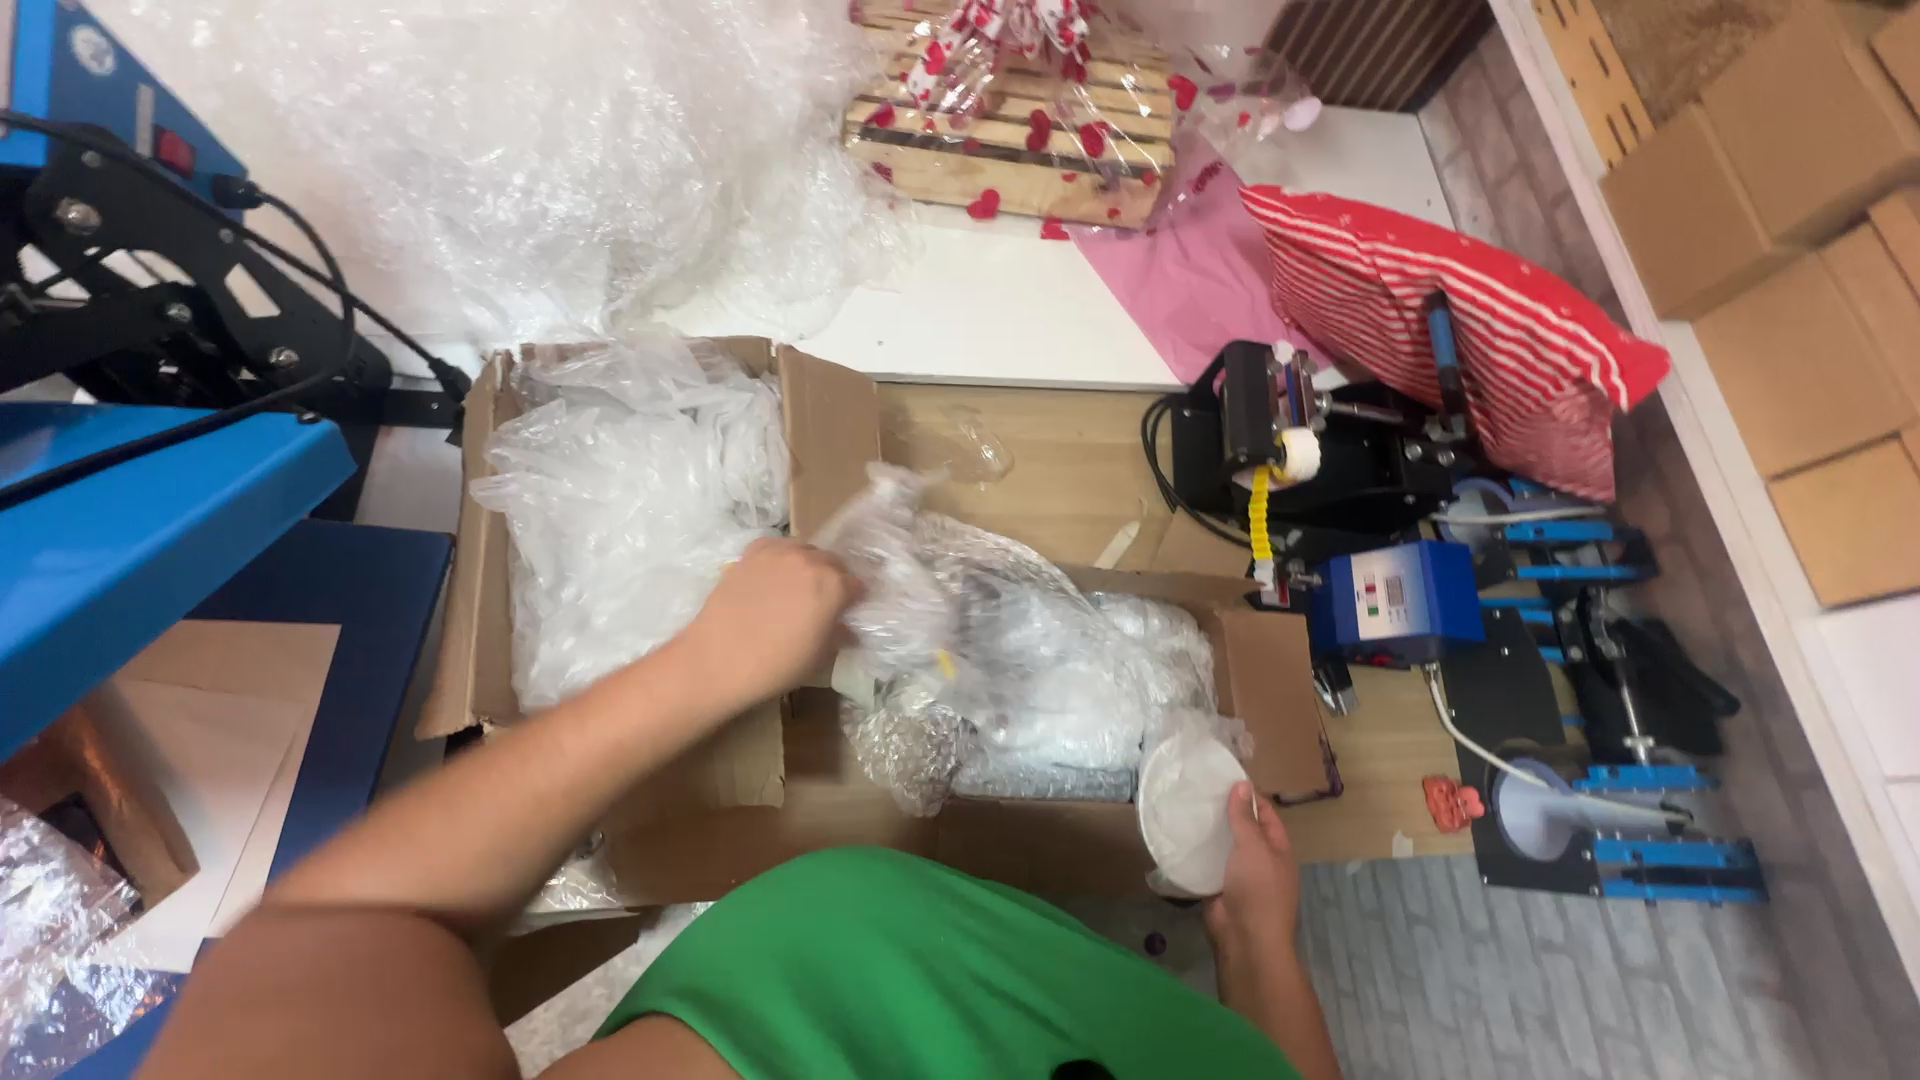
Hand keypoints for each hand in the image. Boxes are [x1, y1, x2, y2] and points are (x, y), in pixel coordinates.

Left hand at [670, 538, 859, 712]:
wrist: (718, 659)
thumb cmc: (776, 665)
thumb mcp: (818, 656)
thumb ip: (838, 636)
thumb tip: (847, 629)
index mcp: (834, 585)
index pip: (857, 585)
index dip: (854, 600)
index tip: (847, 612)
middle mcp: (810, 561)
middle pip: (833, 562)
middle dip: (834, 579)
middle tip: (824, 601)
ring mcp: (779, 553)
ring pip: (806, 549)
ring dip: (809, 564)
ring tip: (799, 584)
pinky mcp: (751, 553)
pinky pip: (776, 545)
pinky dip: (781, 556)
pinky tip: (774, 573)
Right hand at [1203, 781, 1301, 960]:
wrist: (1245, 939)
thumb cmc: (1258, 890)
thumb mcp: (1254, 848)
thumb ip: (1245, 817)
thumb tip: (1242, 785)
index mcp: (1278, 849)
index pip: (1266, 813)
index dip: (1249, 795)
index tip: (1224, 778)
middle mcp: (1260, 859)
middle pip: (1243, 828)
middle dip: (1225, 811)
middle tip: (1199, 789)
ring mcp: (1239, 874)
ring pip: (1224, 845)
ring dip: (1209, 830)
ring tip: (1185, 806)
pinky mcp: (1218, 885)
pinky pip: (1208, 862)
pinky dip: (1197, 850)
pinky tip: (1180, 835)